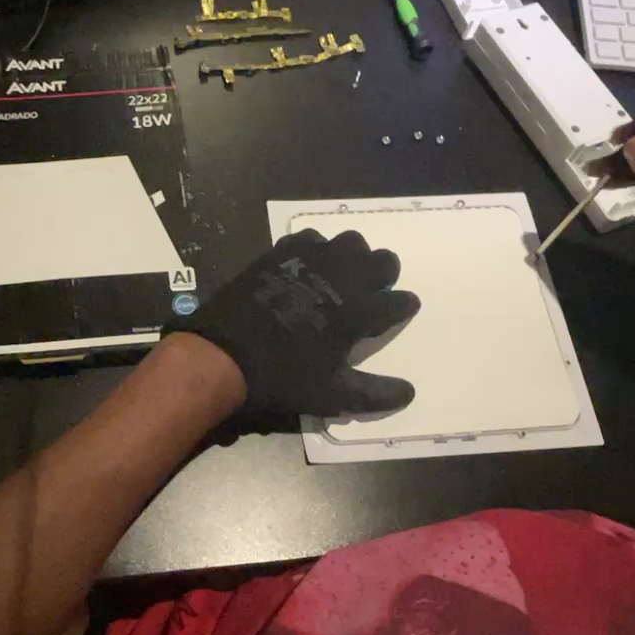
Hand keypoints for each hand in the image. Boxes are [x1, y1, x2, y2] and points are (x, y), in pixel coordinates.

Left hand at [170, 229, 419, 418]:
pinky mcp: (281, 253)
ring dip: (353, 257)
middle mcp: (343, 276)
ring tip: (341, 278)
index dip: (402, 308)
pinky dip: (316, 250)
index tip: (397, 313)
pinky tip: (306, 269)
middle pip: (383, 261)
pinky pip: (310, 239)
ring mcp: (311, 260)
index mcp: (360, 310)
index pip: (398, 302)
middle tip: (370, 294)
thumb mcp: (332, 394)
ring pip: (349, 242)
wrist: (225, 354)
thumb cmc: (284, 376)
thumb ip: (374, 394)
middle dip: (383, 276)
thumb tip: (408, 394)